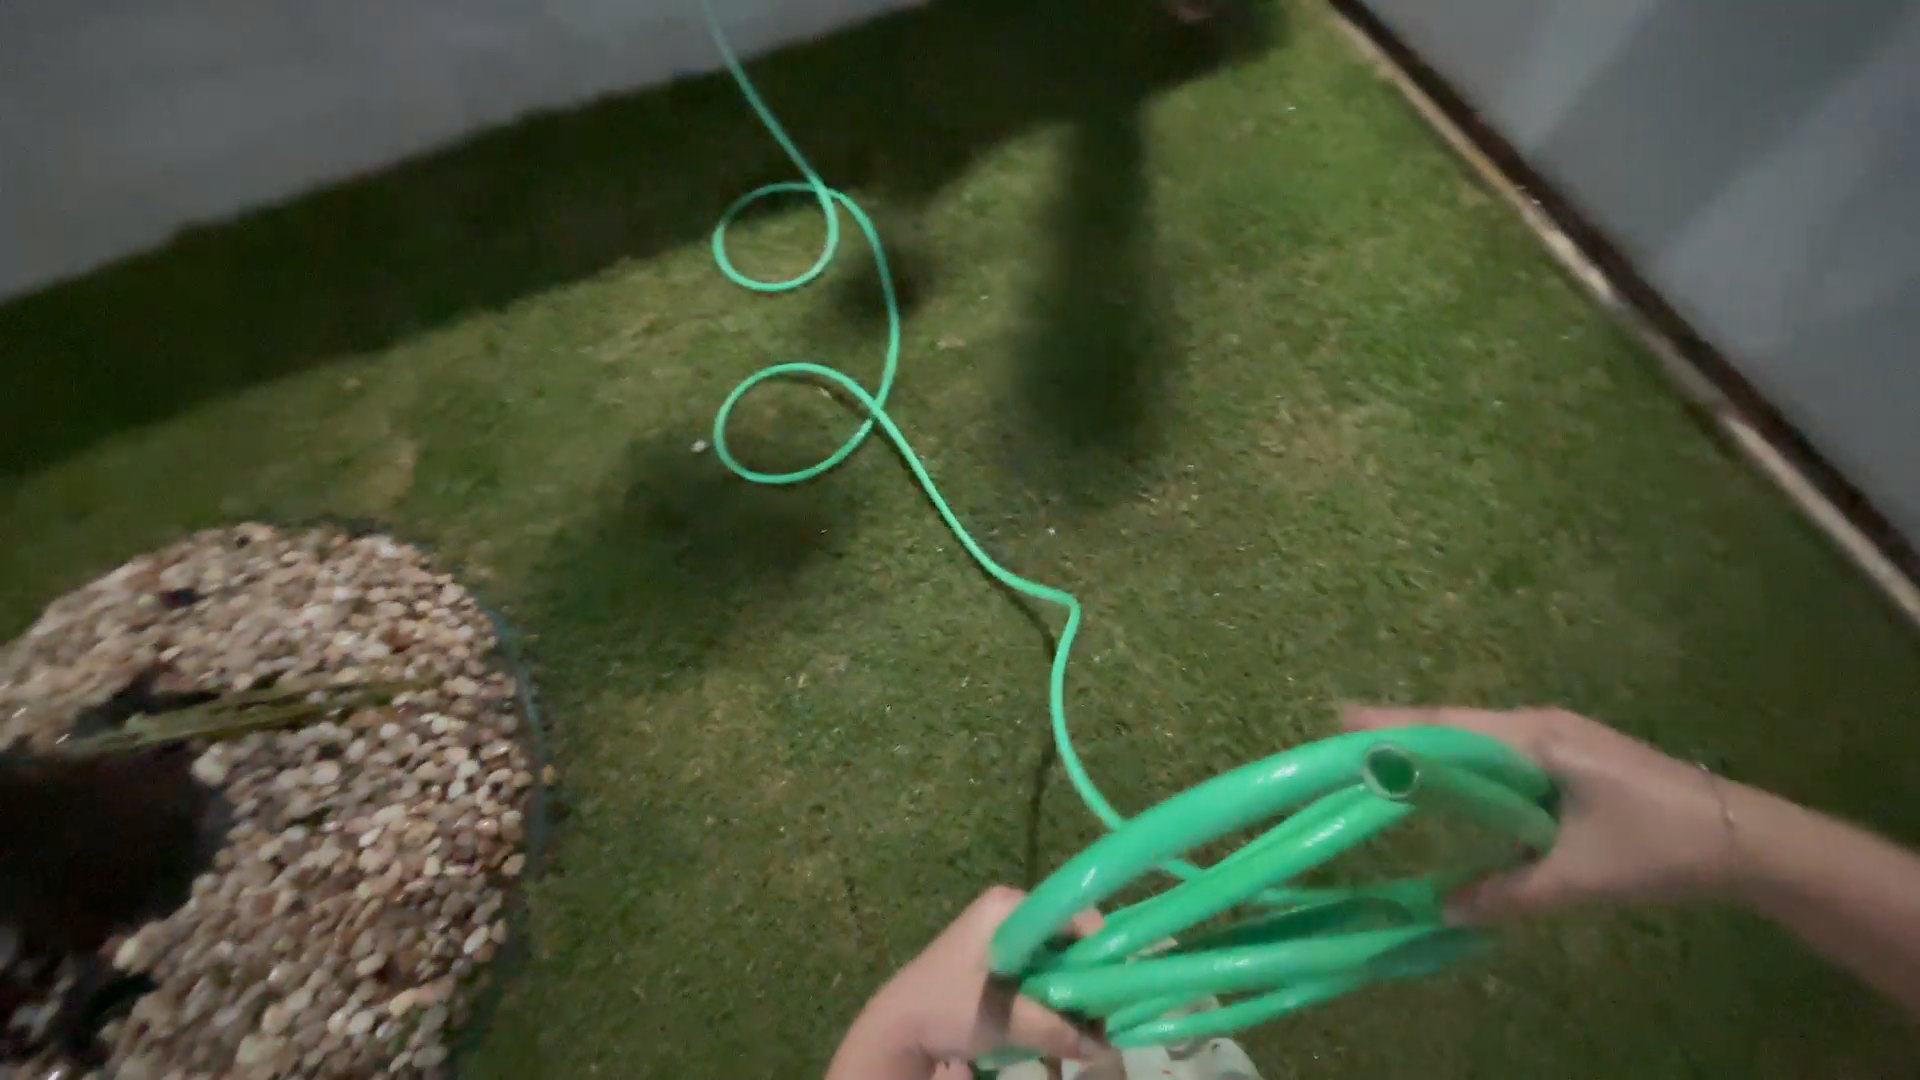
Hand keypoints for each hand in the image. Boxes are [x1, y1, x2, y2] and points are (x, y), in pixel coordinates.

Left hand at [831, 887, 1107, 1076]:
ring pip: (1058, 958)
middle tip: (1108, 1015)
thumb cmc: (947, 1006)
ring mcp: (1006, 936)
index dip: (1098, 944)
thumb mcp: (1004, 1017)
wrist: (899, 1025)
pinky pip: (1043, 972)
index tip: (1118, 983)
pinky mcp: (1003, 962)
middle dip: (1089, 976)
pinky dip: (1057, 996)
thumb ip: (1054, 1027)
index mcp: (1008, 906)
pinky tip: (1068, 1026)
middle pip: (1067, 936)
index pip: (1070, 910)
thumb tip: (1104, 1047)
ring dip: (1075, 992)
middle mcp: (1011, 912)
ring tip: (1092, 1029)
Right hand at [1341, 706, 1739, 920]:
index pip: (1447, 728)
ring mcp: (1551, 732)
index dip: (1392, 725)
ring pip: (1471, 730)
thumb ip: (1509, 892)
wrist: (1750, 838)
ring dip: (1426, 738)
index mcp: (1534, 741)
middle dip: (1397, 726)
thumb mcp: (1579, 877)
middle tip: (1343, 729)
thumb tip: (1444, 912)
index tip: (1340, 721)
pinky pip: (1492, 744)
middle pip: (1451, 721)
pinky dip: (1456, 752)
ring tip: (1378, 746)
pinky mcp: (1563, 748)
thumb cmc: (1658, 847)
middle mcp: (1534, 724)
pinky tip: (1441, 769)